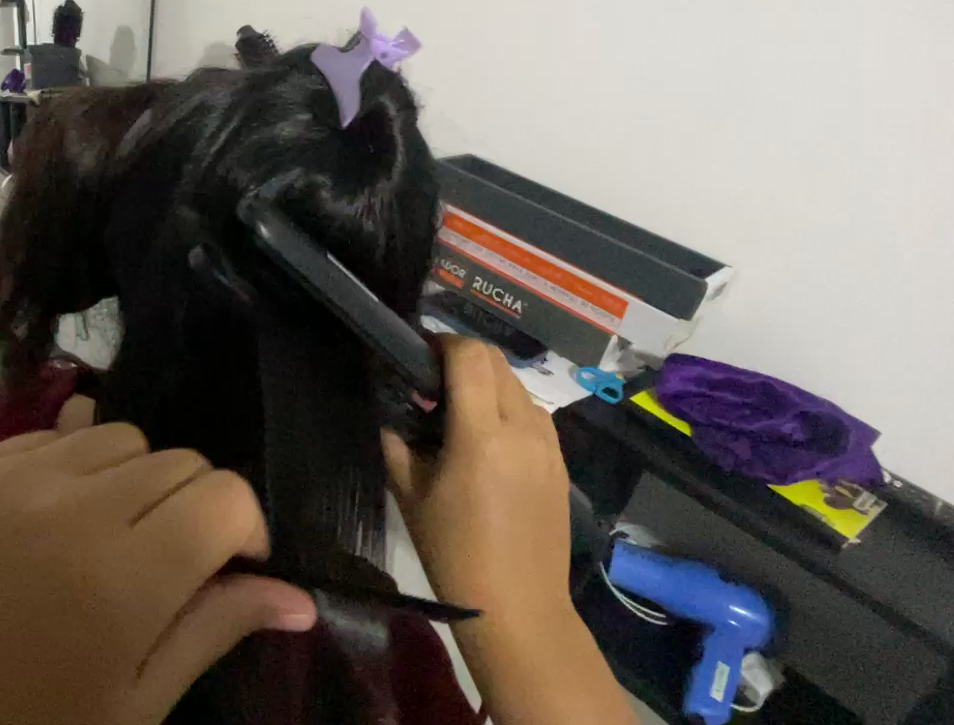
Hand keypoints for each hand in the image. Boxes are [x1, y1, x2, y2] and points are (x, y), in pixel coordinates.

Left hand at [0, 423, 315, 724]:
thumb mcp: (133, 705)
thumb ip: (214, 630)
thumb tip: (298, 597)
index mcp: (123, 580)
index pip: (225, 497)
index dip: (243, 527)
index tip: (229, 563)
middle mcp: (75, 508)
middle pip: (180, 460)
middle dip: (192, 505)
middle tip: (165, 562)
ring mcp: (16, 477)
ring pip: (122, 435)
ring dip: (135, 479)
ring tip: (108, 535)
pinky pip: (58, 435)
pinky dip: (76, 467)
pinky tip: (55, 520)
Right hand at [385, 339, 633, 724]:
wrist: (520, 610)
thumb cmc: (455, 554)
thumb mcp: (410, 495)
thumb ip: (396, 444)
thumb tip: (392, 414)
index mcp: (482, 436)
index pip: (470, 357)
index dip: (443, 343)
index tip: (419, 355)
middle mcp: (522, 430)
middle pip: (497, 361)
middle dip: (463, 358)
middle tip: (433, 382)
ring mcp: (549, 446)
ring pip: (517, 384)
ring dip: (488, 381)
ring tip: (461, 411)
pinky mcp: (561, 463)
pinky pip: (533, 413)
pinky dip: (508, 406)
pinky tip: (489, 437)